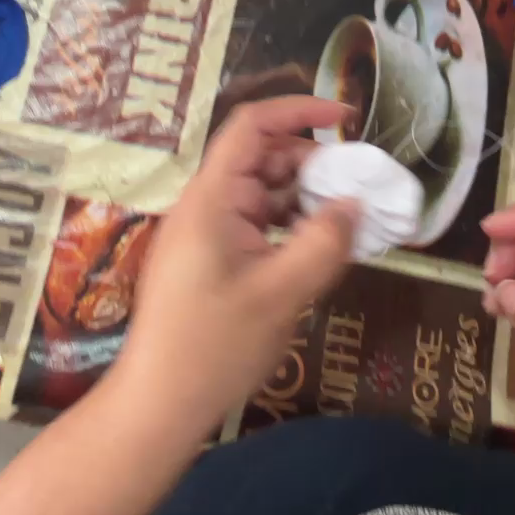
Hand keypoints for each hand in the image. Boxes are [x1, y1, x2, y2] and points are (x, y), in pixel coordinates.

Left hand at [109, 96, 359, 431]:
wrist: (158, 404)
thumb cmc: (213, 347)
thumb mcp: (281, 295)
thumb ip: (323, 243)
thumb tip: (356, 203)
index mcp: (212, 197)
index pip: (252, 126)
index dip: (299, 111)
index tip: (345, 119)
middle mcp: (206, 203)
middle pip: (260, 157)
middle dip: (311, 162)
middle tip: (356, 186)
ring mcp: (205, 229)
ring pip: (260, 191)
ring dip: (302, 196)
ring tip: (345, 216)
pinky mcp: (210, 255)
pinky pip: (254, 221)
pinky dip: (287, 223)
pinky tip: (315, 243)